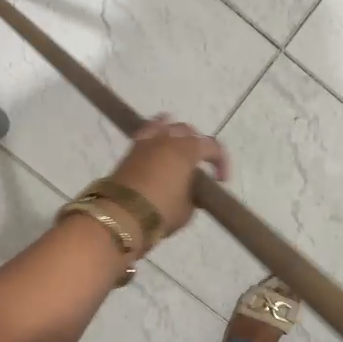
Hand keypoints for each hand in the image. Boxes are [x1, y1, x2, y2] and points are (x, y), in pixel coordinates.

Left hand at [109, 115, 226, 235]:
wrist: (120, 216)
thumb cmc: (161, 212)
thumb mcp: (187, 208)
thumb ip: (192, 194)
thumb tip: (187, 189)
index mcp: (187, 150)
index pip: (212, 147)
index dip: (221, 162)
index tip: (221, 181)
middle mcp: (167, 140)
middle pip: (187, 131)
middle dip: (197, 144)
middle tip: (199, 164)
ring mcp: (146, 142)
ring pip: (164, 126)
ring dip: (174, 135)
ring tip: (177, 146)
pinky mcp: (130, 151)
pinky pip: (147, 134)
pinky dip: (155, 137)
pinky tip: (156, 146)